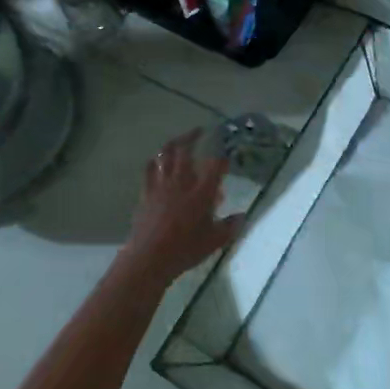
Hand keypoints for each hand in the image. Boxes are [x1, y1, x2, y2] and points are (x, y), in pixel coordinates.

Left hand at [118, 130, 245, 285]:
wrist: (150, 257)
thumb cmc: (186, 250)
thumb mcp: (215, 241)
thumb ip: (230, 226)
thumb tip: (242, 216)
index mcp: (202, 192)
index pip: (215, 165)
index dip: (222, 157)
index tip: (227, 154)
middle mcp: (182, 182)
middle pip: (186, 150)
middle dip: (193, 136)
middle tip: (201, 131)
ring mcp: (161, 184)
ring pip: (165, 154)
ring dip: (174, 143)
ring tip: (180, 140)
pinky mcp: (147, 191)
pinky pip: (150, 168)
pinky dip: (156, 160)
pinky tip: (158, 159)